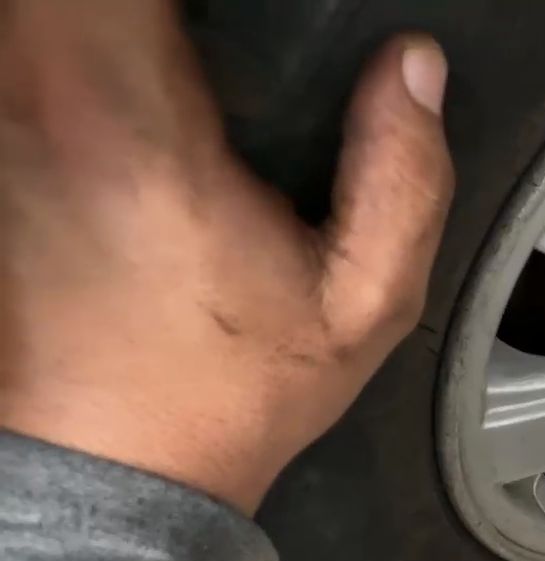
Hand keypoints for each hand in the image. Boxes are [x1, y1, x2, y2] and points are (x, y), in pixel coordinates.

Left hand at [0, 1, 454, 513]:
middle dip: (186, 14)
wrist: (124, 446)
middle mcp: (26, 95)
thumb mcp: (372, 300)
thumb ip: (403, 182)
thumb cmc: (253, 379)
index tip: (291, 16)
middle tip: (268, 45)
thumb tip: (417, 69)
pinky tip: (170, 85)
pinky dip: (97, 46)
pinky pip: (40, 44)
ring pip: (53, 14)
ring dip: (138, 29)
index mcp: (136, 131)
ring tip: (230, 74)